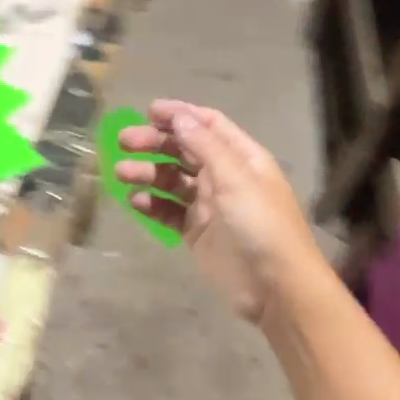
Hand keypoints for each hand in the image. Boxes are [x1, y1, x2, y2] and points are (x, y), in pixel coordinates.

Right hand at [116, 100, 327, 322]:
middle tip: (125, 141)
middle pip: (185, 150)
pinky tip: (136, 202)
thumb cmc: (261, 226)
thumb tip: (179, 117)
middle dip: (156, 142)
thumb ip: (206, 146)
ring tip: (123, 173)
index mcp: (242, 158)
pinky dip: (152, 204)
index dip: (180, 114)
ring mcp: (210, 206)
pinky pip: (170, 211)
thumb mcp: (236, 179)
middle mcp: (225, 177)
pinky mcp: (197, 233)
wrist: (276, 289)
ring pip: (173, 180)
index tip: (148, 111)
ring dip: (148, 172)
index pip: (208, 125)